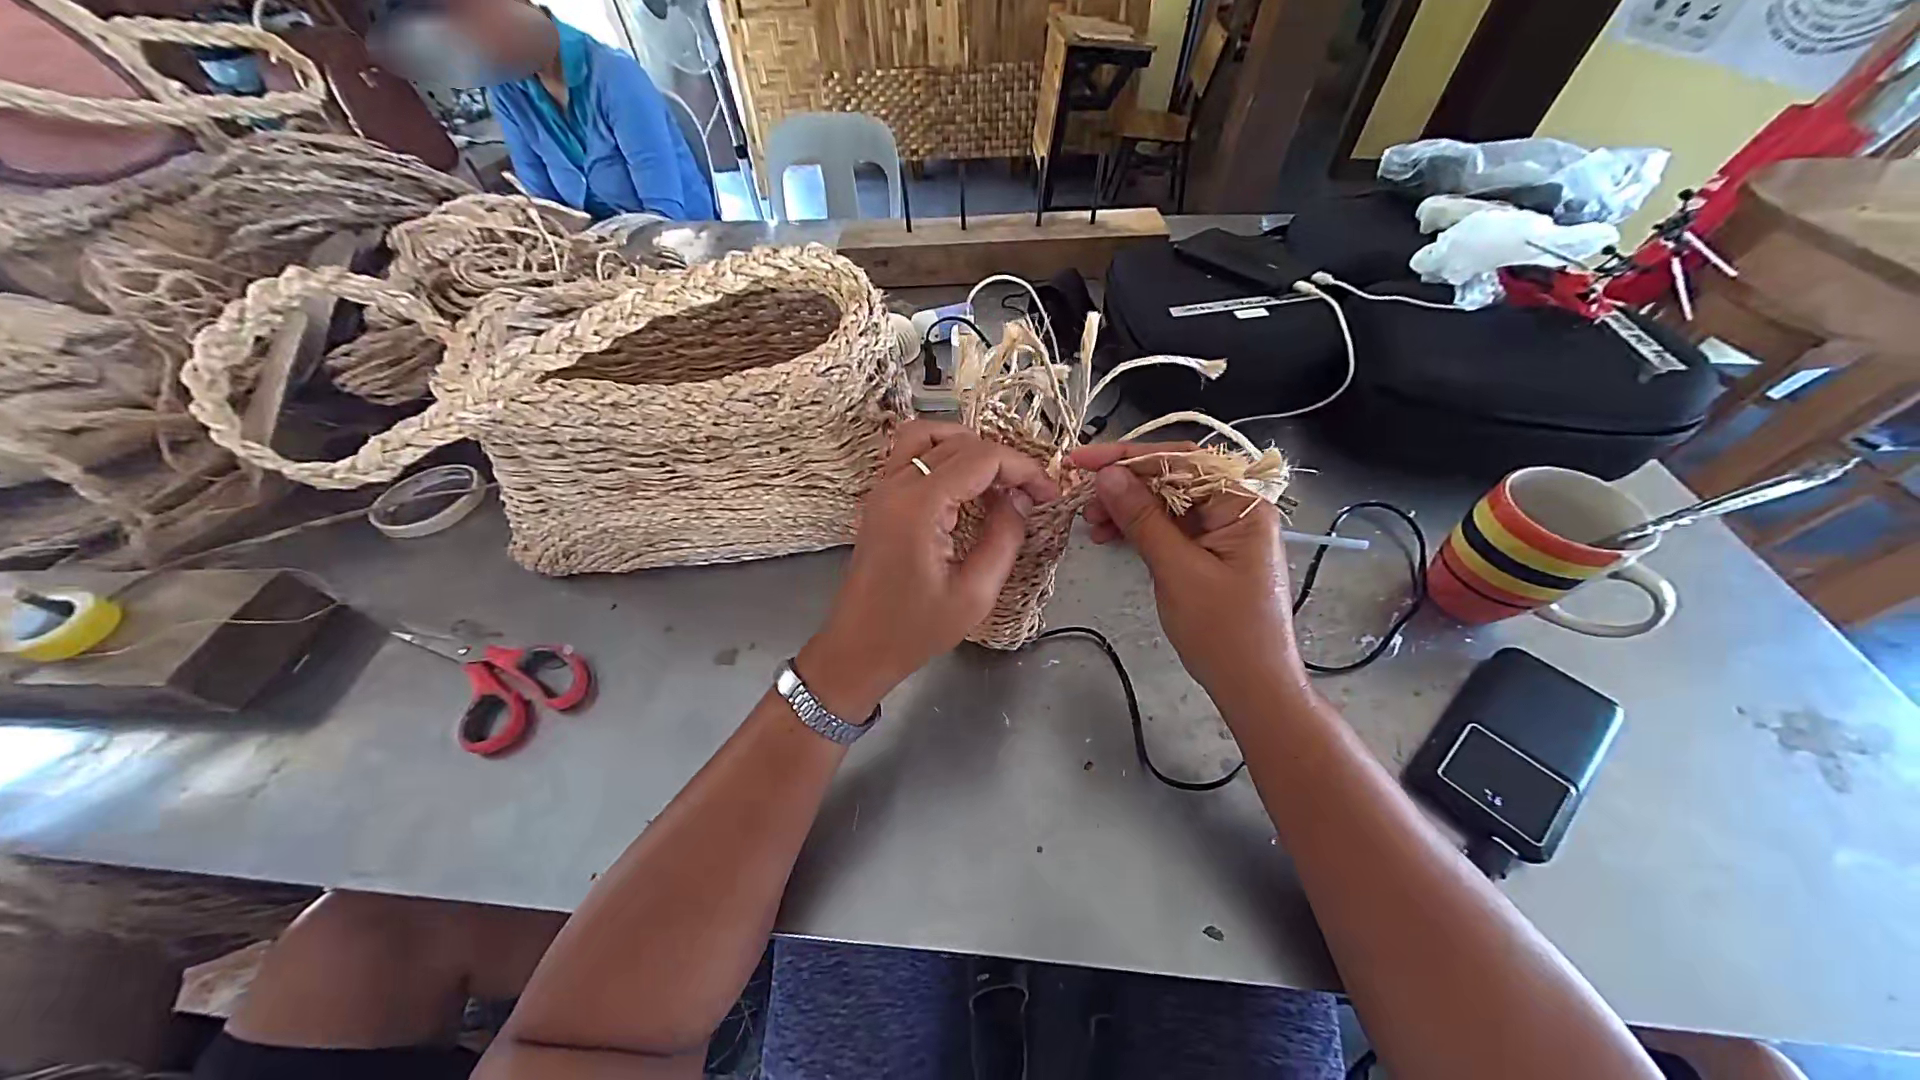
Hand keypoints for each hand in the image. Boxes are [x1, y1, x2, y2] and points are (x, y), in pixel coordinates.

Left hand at [798, 421, 1060, 718]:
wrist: (858, 647)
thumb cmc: (913, 630)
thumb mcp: (974, 593)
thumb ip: (1005, 538)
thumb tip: (1021, 500)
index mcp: (918, 506)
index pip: (982, 457)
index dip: (1023, 469)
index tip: (1048, 494)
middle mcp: (895, 486)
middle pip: (959, 442)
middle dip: (1003, 460)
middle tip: (1029, 495)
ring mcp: (882, 489)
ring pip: (929, 435)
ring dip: (969, 448)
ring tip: (997, 482)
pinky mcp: (879, 499)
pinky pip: (911, 454)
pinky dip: (943, 456)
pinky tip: (965, 487)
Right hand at [1068, 442, 1310, 709]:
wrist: (1254, 687)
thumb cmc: (1223, 632)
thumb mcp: (1177, 570)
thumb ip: (1142, 518)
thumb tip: (1108, 475)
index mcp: (1241, 505)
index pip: (1180, 461)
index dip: (1127, 456)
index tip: (1083, 460)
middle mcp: (1235, 509)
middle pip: (1172, 478)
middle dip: (1124, 485)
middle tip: (1083, 499)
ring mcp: (1221, 531)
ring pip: (1166, 503)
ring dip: (1126, 508)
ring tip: (1091, 522)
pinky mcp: (1208, 551)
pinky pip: (1169, 527)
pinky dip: (1138, 529)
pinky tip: (1110, 535)